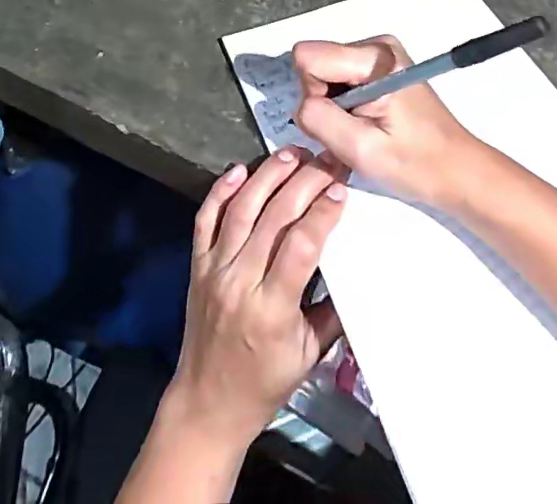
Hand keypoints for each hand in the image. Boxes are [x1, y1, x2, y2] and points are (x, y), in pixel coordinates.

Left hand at [166, 147, 347, 450]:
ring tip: (292, 154)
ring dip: (268, 176)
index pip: (300, 246)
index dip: (322, 212)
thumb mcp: (309, 354)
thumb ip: (334, 309)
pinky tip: (239, 170)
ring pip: (241, 210)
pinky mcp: (197, 265)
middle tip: (327, 161)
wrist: (206, 404)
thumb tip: (359, 265)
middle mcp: (239, 282)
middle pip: (273, 218)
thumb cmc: (264, 382)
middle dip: (304, 182)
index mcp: (271, 309)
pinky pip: (205, 219)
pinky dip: (220, 191)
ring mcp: (214, 270)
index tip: (341, 188)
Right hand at [293, 36, 487, 209]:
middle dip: (322, 103)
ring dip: (333, 109)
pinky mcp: (378, 70)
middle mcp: (376, 47)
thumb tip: (300, 103)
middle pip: (315, 65)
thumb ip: (320, 118)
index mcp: (375, 58)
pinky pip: (338, 82)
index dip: (312, 94)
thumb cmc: (415, 163)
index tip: (338, 121)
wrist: (455, 170)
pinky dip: (343, 108)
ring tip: (362, 132)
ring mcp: (378, 57)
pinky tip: (366, 126)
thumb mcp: (360, 148)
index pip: (307, 57)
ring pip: (323, 75)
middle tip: (352, 133)